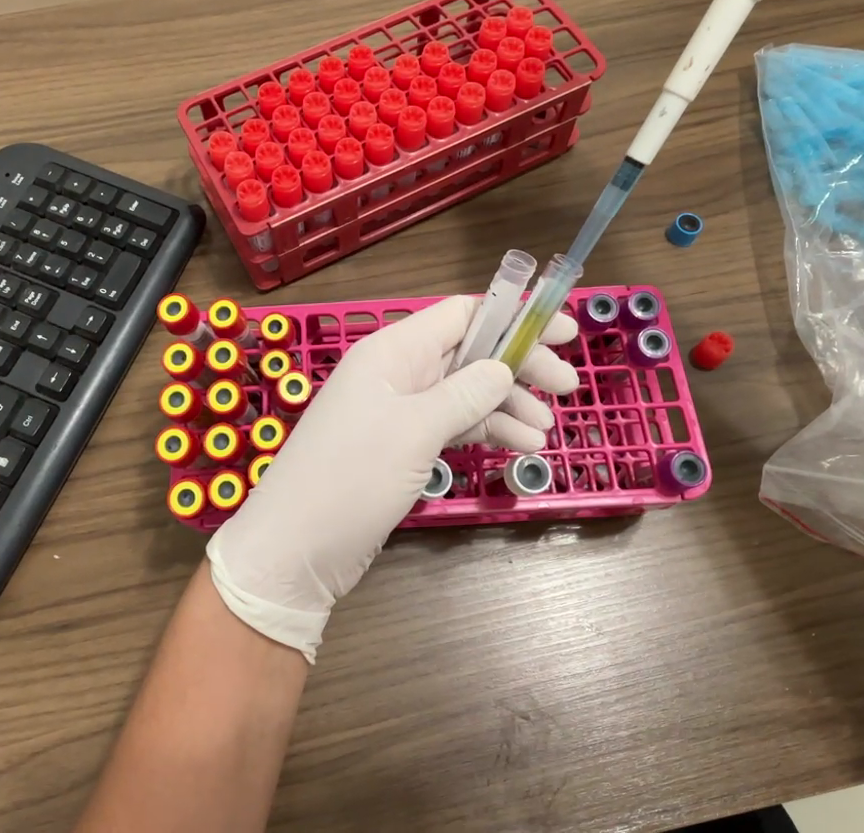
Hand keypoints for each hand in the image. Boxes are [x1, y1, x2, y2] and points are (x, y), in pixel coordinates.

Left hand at [205, 295, 578, 660]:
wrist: (295, 548)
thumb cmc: (350, 477)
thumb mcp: (413, 430)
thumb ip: (463, 395)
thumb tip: (502, 367)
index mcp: (392, 352)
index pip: (460, 315)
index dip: (514, 316)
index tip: (565, 331)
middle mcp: (396, 373)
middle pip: (469, 353)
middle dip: (518, 365)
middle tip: (567, 386)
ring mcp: (398, 411)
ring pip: (465, 392)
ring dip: (507, 405)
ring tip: (546, 430)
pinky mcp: (401, 446)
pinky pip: (452, 425)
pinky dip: (485, 431)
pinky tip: (520, 446)